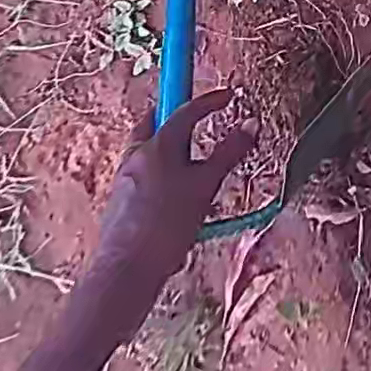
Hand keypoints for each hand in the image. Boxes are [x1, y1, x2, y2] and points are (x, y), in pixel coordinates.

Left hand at [39, 89, 254, 359]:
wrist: (124, 274)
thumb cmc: (167, 224)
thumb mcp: (206, 185)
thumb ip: (229, 153)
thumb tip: (251, 125)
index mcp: (157, 145)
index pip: (186, 110)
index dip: (209, 101)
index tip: (227, 95)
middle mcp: (136, 156)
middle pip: (154, 123)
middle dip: (173, 115)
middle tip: (195, 118)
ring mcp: (124, 180)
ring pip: (146, 148)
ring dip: (166, 143)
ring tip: (190, 156)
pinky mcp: (119, 203)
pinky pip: (142, 172)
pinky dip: (159, 168)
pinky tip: (174, 189)